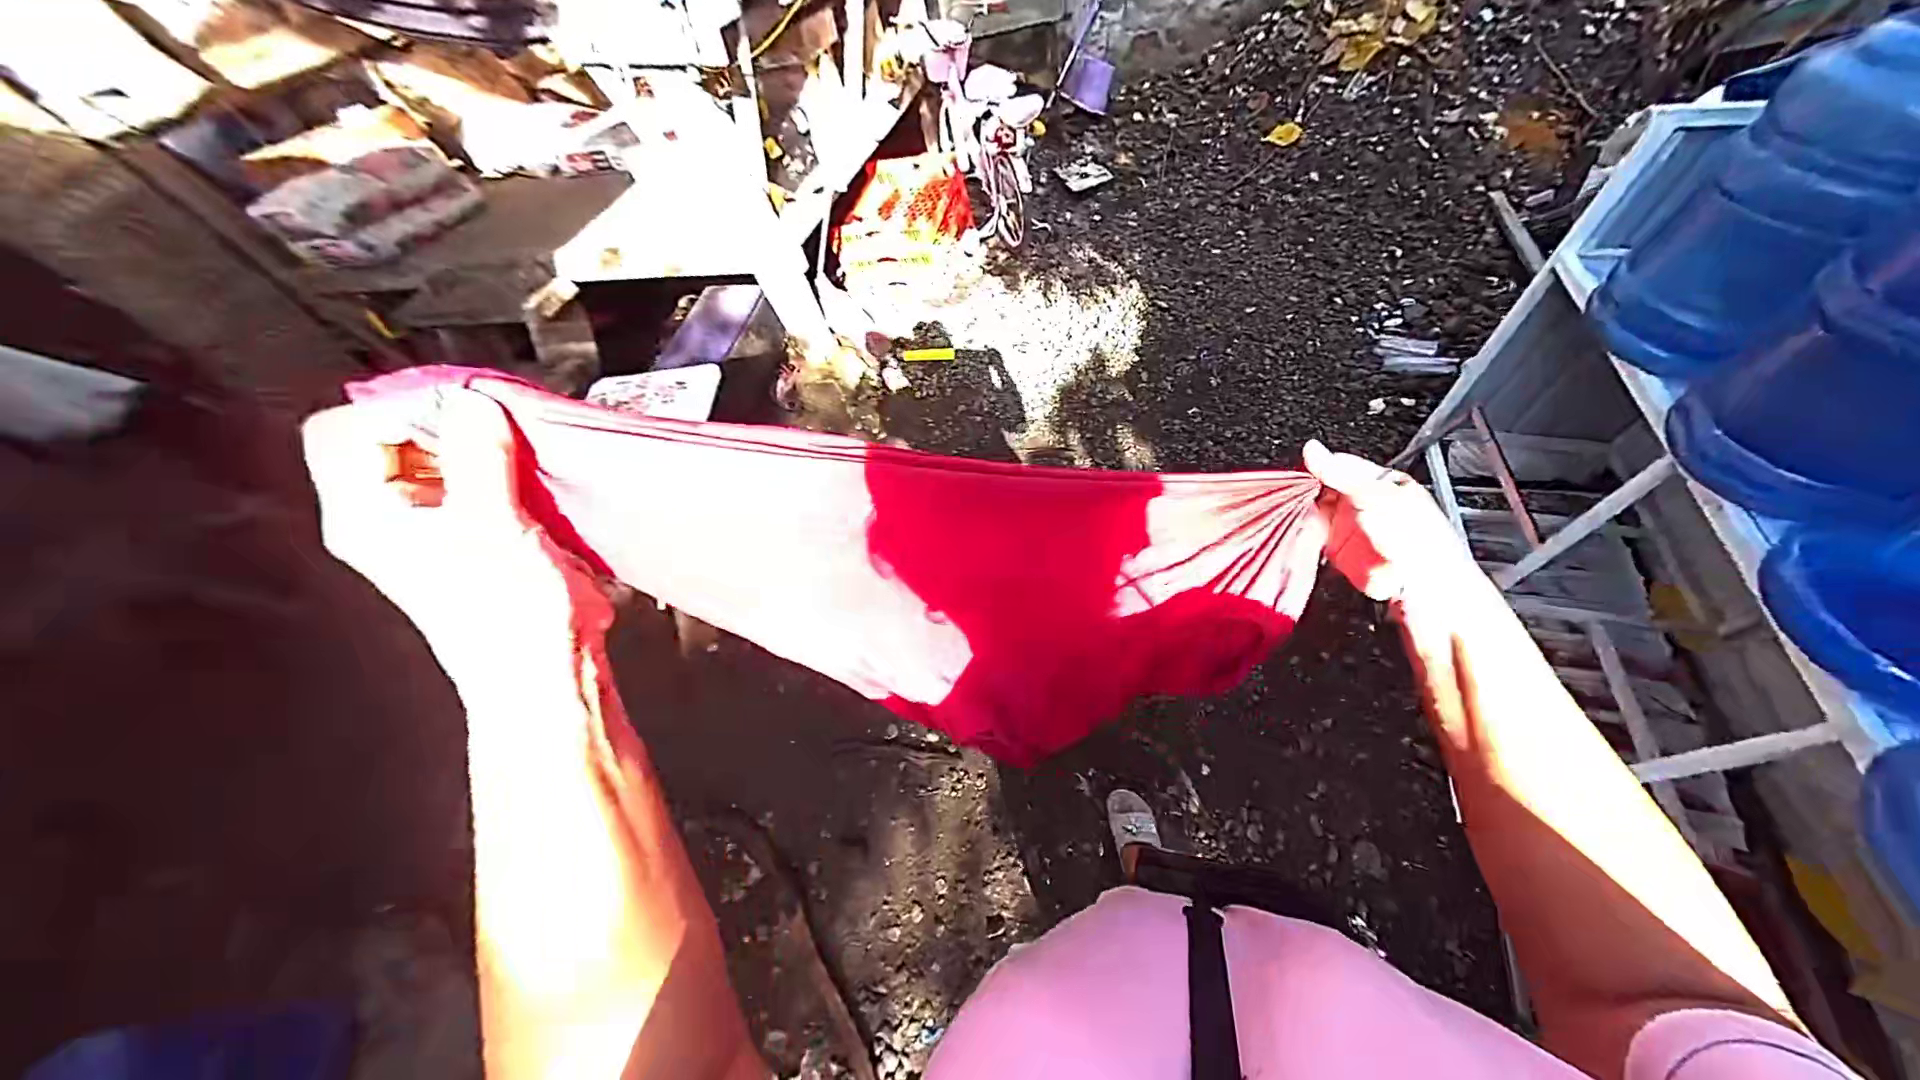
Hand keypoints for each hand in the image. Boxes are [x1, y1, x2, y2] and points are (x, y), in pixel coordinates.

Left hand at [302, 388, 610, 689]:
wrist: (550, 673)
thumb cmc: (511, 619)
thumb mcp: (492, 524)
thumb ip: (477, 456)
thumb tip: (468, 403)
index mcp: (368, 519)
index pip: (345, 430)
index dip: (400, 408)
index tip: (460, 408)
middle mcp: (392, 524)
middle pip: (397, 443)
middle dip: (452, 426)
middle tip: (499, 426)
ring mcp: (439, 535)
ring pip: (446, 466)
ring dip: (487, 452)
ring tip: (524, 456)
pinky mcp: (481, 544)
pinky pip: (483, 491)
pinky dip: (510, 477)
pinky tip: (540, 486)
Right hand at [1302, 439, 1477, 606]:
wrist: (1423, 587)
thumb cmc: (1419, 539)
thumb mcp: (1375, 495)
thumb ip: (1339, 474)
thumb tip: (1312, 450)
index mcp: (1379, 481)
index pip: (1338, 465)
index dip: (1317, 467)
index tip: (1299, 470)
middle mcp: (1362, 502)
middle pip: (1320, 489)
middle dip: (1305, 491)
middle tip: (1292, 494)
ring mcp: (1349, 527)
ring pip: (1313, 512)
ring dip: (1302, 512)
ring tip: (1292, 513)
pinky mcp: (1337, 550)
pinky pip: (1311, 536)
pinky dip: (1302, 534)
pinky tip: (1299, 531)